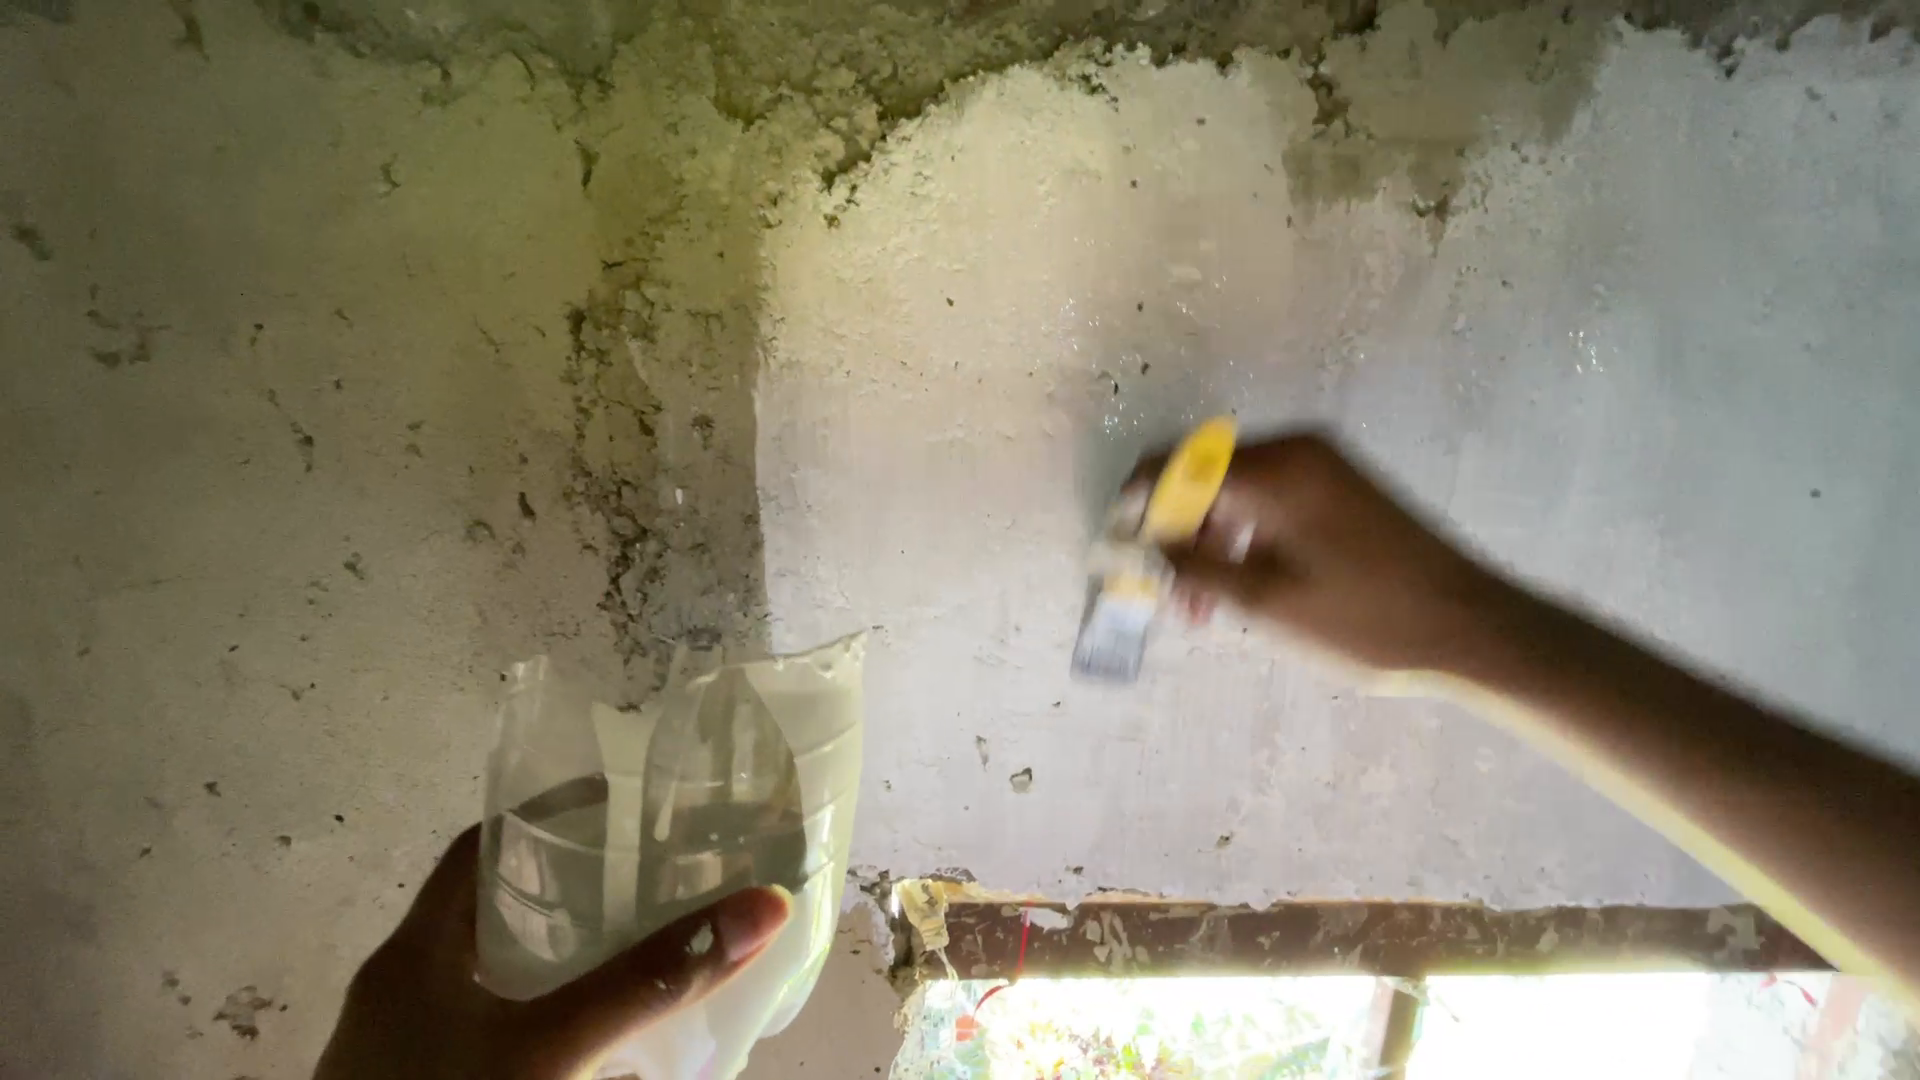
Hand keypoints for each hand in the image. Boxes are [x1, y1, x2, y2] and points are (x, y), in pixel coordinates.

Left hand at [315, 825, 790, 1079]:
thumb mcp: (549, 1051)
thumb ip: (650, 983)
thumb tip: (768, 906)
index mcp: (413, 955)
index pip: (482, 846)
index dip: (549, 815)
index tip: (623, 804)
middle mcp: (406, 995)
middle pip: (500, 907)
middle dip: (576, 885)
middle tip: (654, 870)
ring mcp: (413, 1056)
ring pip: (505, 974)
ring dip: (569, 955)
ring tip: (646, 938)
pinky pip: (505, 1031)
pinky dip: (556, 1016)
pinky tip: (607, 1033)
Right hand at [1136, 431, 1517, 676]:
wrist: (1475, 628)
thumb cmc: (1363, 617)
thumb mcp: (1263, 600)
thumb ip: (1192, 565)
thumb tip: (1143, 544)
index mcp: (1274, 469)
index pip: (1177, 462)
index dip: (1138, 497)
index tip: (1118, 539)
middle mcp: (1296, 453)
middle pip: (1204, 478)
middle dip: (1174, 533)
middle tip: (1165, 591)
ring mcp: (1323, 469)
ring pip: (1236, 496)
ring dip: (1208, 545)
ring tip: (1201, 609)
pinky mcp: (1341, 490)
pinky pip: (1270, 505)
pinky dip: (1244, 541)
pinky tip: (1240, 589)